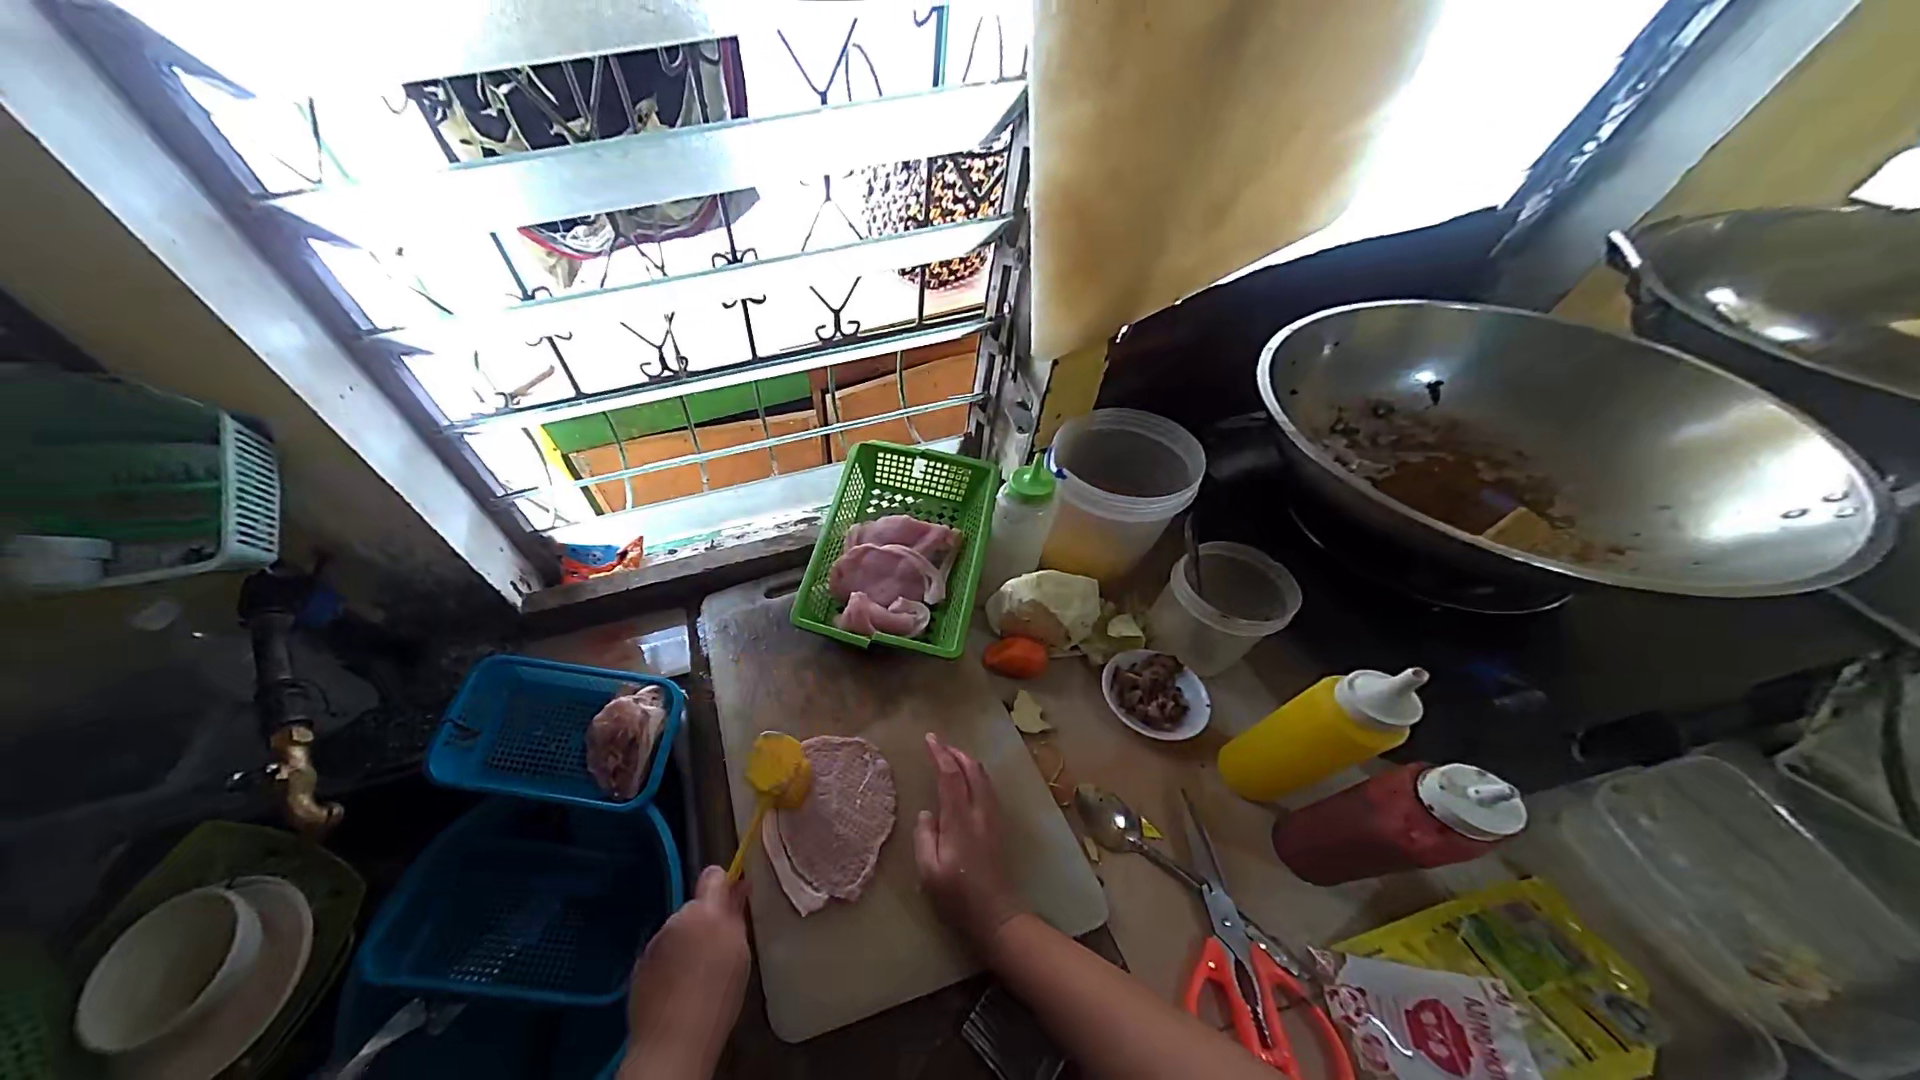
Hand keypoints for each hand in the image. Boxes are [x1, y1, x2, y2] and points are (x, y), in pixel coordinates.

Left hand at [621, 866, 749, 1079]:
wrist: (672, 1042)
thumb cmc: (718, 994)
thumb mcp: (740, 952)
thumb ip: (737, 914)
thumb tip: (740, 885)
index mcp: (705, 911)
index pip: (712, 876)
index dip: (723, 885)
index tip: (733, 901)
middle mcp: (676, 919)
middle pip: (694, 908)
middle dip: (705, 921)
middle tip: (717, 951)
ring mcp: (654, 943)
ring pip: (677, 932)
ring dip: (686, 943)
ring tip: (696, 975)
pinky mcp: (638, 968)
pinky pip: (661, 955)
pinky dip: (670, 964)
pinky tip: (677, 989)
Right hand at [914, 732, 1024, 948]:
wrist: (997, 916)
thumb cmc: (958, 897)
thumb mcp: (929, 872)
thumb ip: (925, 837)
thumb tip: (926, 813)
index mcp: (960, 820)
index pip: (951, 776)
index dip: (940, 754)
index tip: (930, 739)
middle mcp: (980, 812)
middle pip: (972, 769)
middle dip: (956, 752)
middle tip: (939, 744)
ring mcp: (993, 818)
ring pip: (984, 777)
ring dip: (968, 762)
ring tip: (952, 757)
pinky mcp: (999, 827)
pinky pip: (988, 789)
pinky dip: (976, 775)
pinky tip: (968, 781)